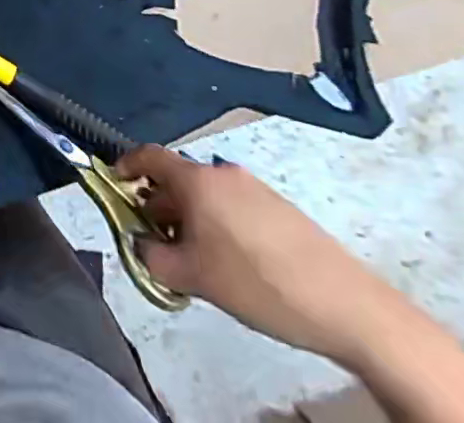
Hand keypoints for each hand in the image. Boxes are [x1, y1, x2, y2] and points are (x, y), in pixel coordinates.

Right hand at [118, 145, 422, 367]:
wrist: (349, 307)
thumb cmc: (257, 283)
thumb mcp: (190, 276)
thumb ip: (150, 255)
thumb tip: (141, 242)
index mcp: (197, 180)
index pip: (148, 156)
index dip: (125, 167)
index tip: (114, 186)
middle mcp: (223, 174)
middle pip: (176, 178)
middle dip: (156, 205)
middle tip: (153, 240)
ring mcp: (255, 189)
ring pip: (204, 194)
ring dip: (186, 217)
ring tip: (191, 258)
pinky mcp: (279, 208)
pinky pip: (231, 205)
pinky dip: (215, 223)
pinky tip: (227, 262)